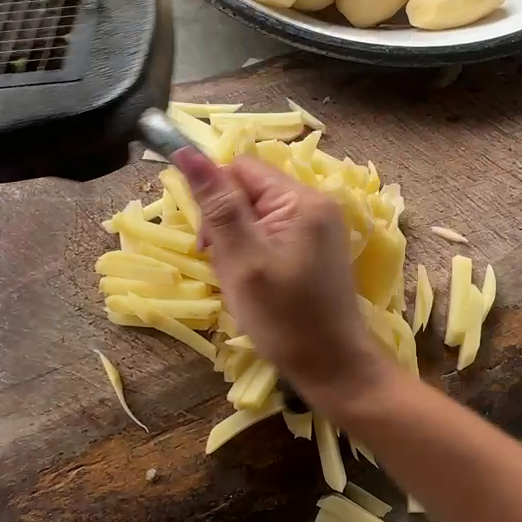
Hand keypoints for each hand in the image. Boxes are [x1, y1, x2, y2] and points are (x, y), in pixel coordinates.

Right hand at [171, 149, 389, 404]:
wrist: (334, 369)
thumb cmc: (286, 319)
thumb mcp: (242, 260)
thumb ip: (216, 204)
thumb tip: (187, 152)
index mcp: (301, 199)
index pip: (239, 169)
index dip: (214, 199)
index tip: (208, 244)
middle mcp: (314, 203)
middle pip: (247, 191)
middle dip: (226, 226)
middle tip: (228, 269)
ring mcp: (317, 226)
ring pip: (254, 216)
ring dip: (237, 245)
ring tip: (242, 282)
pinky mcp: (315, 247)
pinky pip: (270, 235)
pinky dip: (253, 256)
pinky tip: (256, 285)